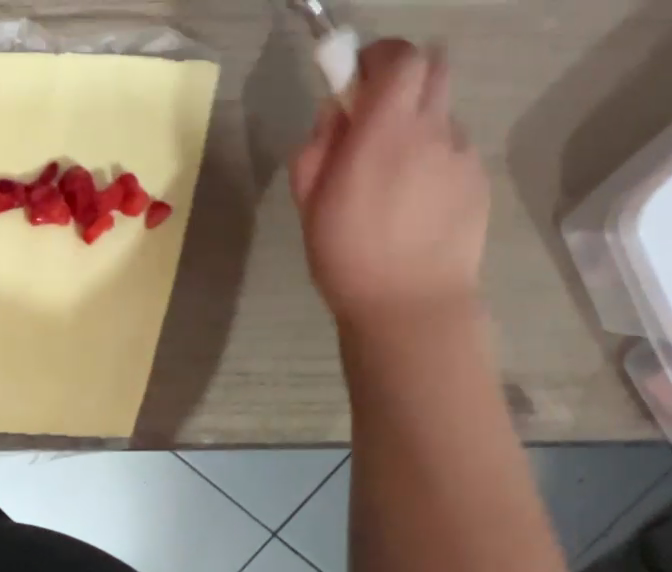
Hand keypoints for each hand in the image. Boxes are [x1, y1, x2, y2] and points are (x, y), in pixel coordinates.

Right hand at [291, 40, 488, 329]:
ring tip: (384, 177)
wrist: (408, 299)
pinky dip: (427, 160)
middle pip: (433, 70)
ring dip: (412, 126)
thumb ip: (318, 151)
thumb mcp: (309, 205)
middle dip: (402, 80)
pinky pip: (449, 151)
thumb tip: (333, 117)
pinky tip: (406, 203)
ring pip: (438, 116)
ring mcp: (461, 152)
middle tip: (370, 117)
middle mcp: (430, 130)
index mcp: (383, 134)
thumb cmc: (344, 255)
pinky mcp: (476, 176)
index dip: (378, 57)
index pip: (399, 60)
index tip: (354, 75)